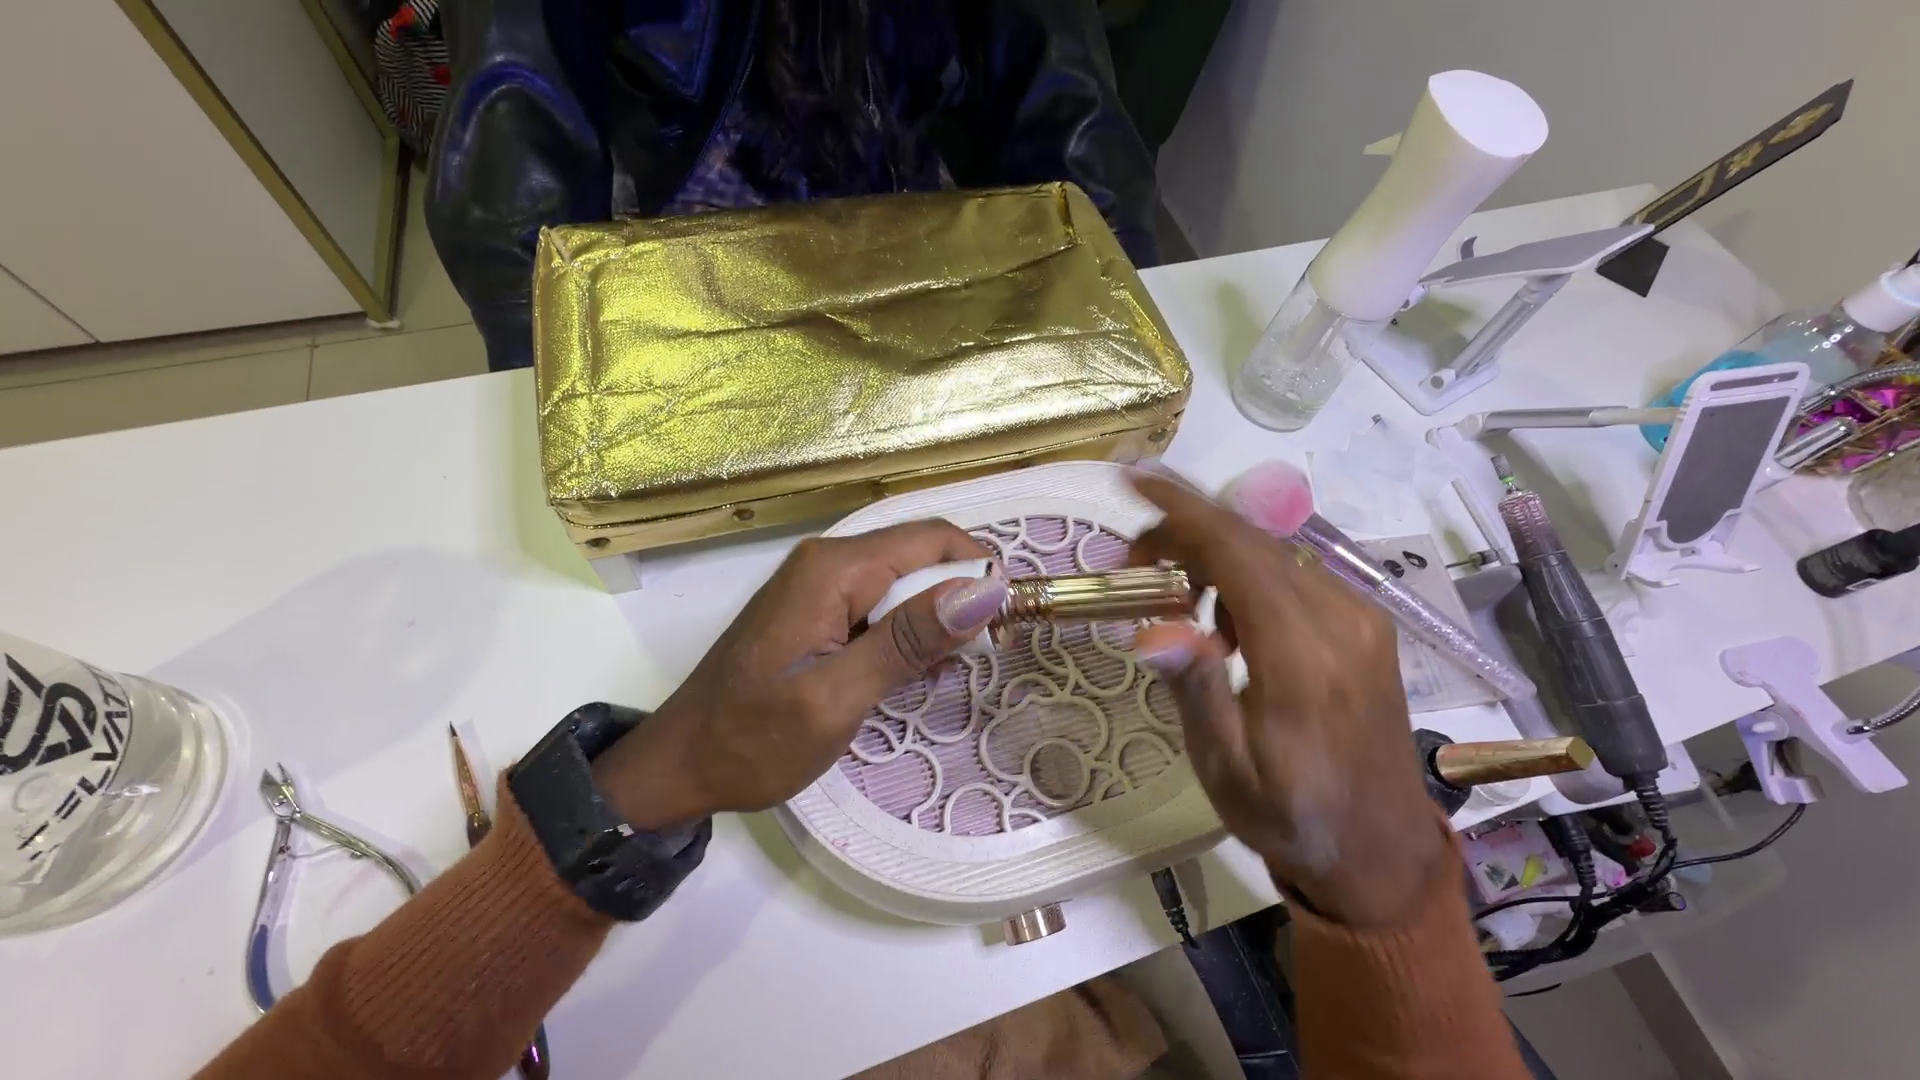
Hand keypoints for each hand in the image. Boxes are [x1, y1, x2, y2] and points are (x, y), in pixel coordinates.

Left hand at [592, 521, 1007, 827]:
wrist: (680, 766)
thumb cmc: (753, 740)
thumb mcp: (837, 696)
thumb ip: (909, 639)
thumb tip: (985, 590)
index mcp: (833, 570)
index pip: (931, 540)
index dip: (980, 571)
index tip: (1009, 623)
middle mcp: (827, 562)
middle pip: (919, 557)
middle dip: (960, 597)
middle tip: (980, 658)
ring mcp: (818, 586)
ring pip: (903, 583)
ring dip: (935, 620)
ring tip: (949, 671)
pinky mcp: (816, 612)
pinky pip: (879, 605)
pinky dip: (906, 633)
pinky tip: (913, 673)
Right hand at [1128, 474, 1448, 927]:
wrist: (1382, 850)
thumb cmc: (1293, 816)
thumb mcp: (1228, 770)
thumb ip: (1194, 691)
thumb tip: (1150, 629)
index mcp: (1305, 658)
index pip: (1238, 554)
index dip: (1182, 510)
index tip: (1133, 478)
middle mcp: (1341, 620)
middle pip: (1253, 541)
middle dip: (1185, 530)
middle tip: (1133, 561)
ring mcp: (1360, 618)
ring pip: (1273, 552)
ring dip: (1214, 552)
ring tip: (1172, 594)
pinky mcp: (1364, 625)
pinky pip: (1294, 574)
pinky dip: (1246, 573)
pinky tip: (1224, 617)